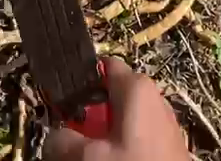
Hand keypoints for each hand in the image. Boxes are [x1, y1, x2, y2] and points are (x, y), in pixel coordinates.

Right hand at [44, 59, 188, 160]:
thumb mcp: (90, 159)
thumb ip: (63, 142)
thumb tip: (54, 138)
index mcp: (136, 87)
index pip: (102, 67)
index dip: (79, 84)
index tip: (62, 108)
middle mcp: (152, 97)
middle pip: (109, 100)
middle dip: (87, 120)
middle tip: (72, 144)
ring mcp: (161, 122)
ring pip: (120, 124)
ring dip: (102, 140)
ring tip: (89, 159)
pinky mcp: (166, 147)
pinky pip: (134, 140)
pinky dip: (119, 151)